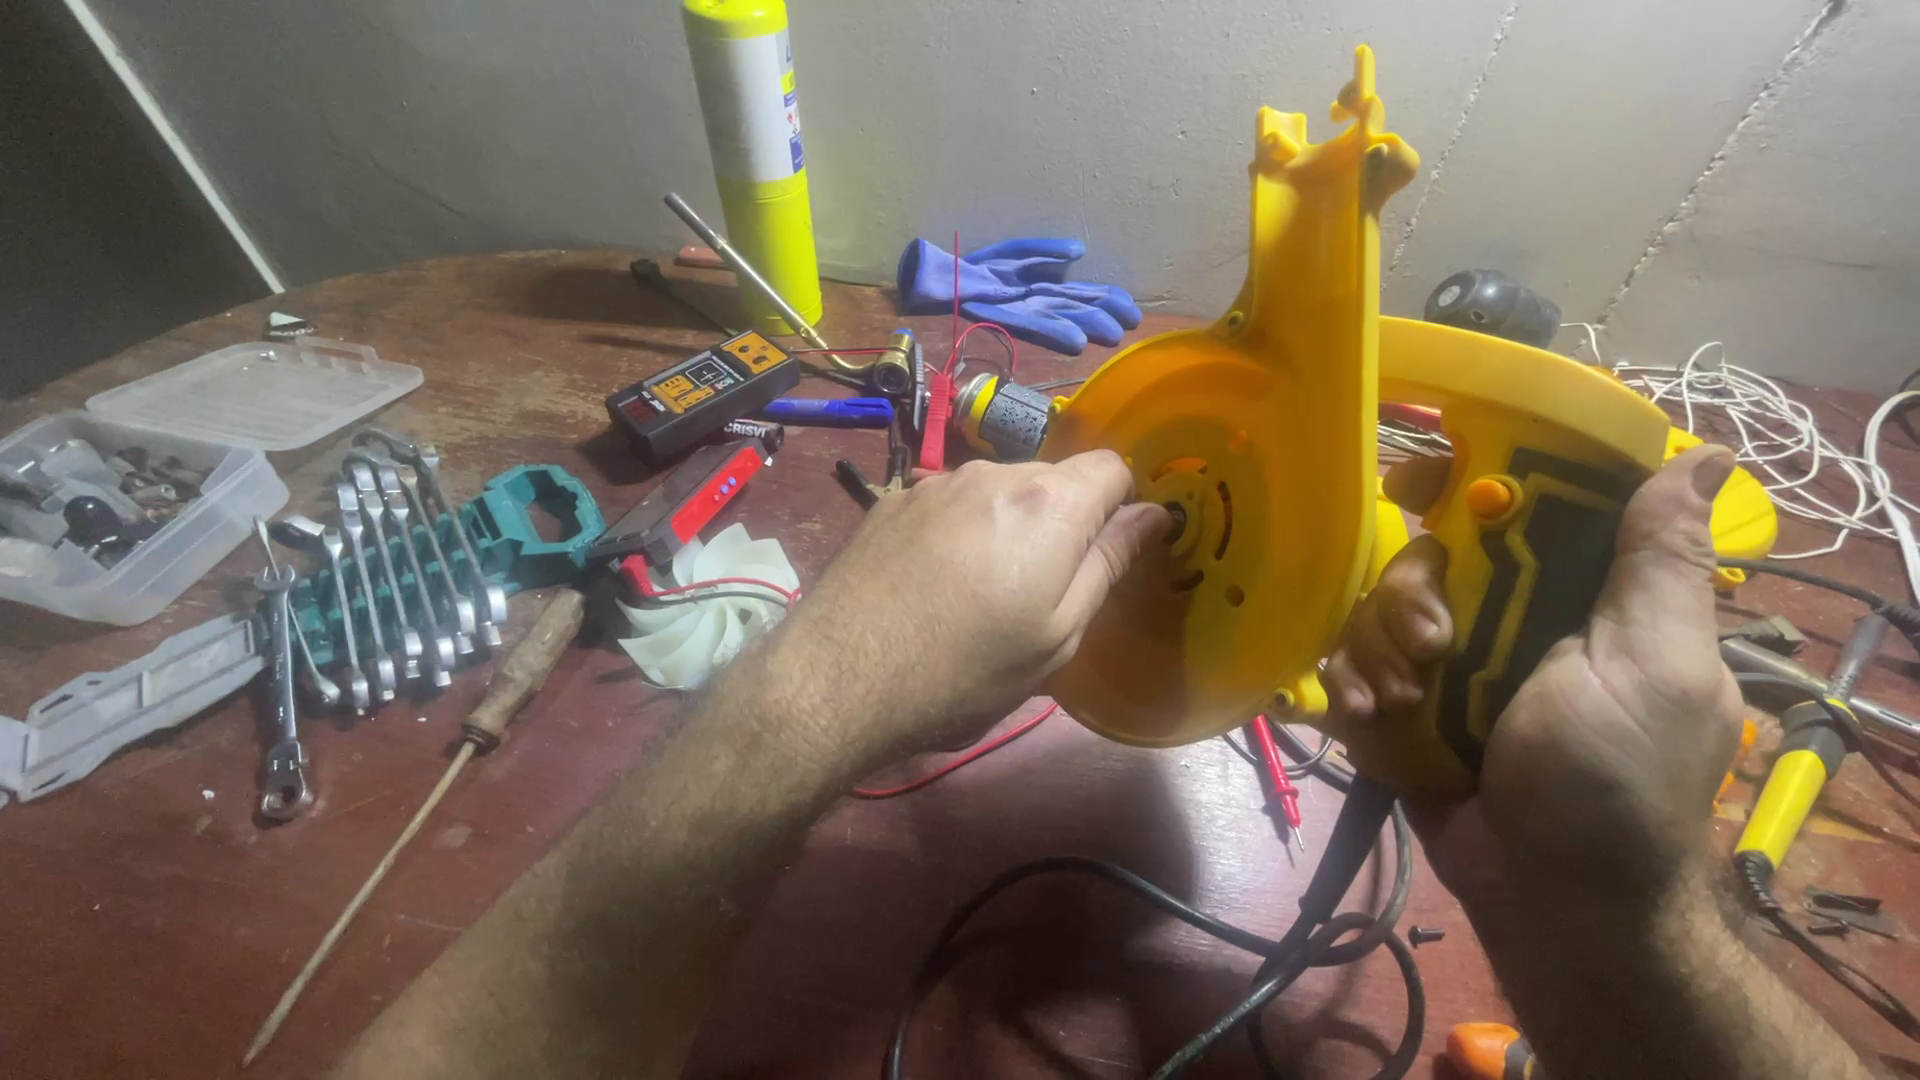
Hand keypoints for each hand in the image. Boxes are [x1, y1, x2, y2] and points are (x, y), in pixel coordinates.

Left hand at [759, 452, 1168, 764]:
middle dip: (1058, 521)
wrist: (839, 677)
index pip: (1111, 467)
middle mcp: (993, 473)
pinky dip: (957, 529)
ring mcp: (935, 482)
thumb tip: (1152, 513)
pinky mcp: (892, 500)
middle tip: (1032, 591)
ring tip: (974, 591)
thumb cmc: (965, 670)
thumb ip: (1109, 563)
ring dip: (1004, 525)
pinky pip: (949, 502)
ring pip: (997, 489)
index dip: (1117, 507)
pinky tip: (930, 580)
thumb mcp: (1057, 635)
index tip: (1100, 555)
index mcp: (1049, 503)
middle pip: (1051, 479)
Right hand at [1325, 445, 1742, 913]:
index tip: (1416, 485)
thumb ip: (1653, 564)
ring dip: (1378, 650)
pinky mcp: (1394, 700)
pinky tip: (1372, 718)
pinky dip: (1351, 687)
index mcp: (1565, 596)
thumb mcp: (1652, 666)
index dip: (1460, 484)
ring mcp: (1436, 662)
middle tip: (1434, 645)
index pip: (1506, 510)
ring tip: (1405, 704)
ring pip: (1370, 610)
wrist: (1542, 887)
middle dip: (1409, 594)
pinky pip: (1345, 663)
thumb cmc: (1611, 776)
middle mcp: (1496, 618)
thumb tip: (1708, 454)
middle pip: (1418, 557)